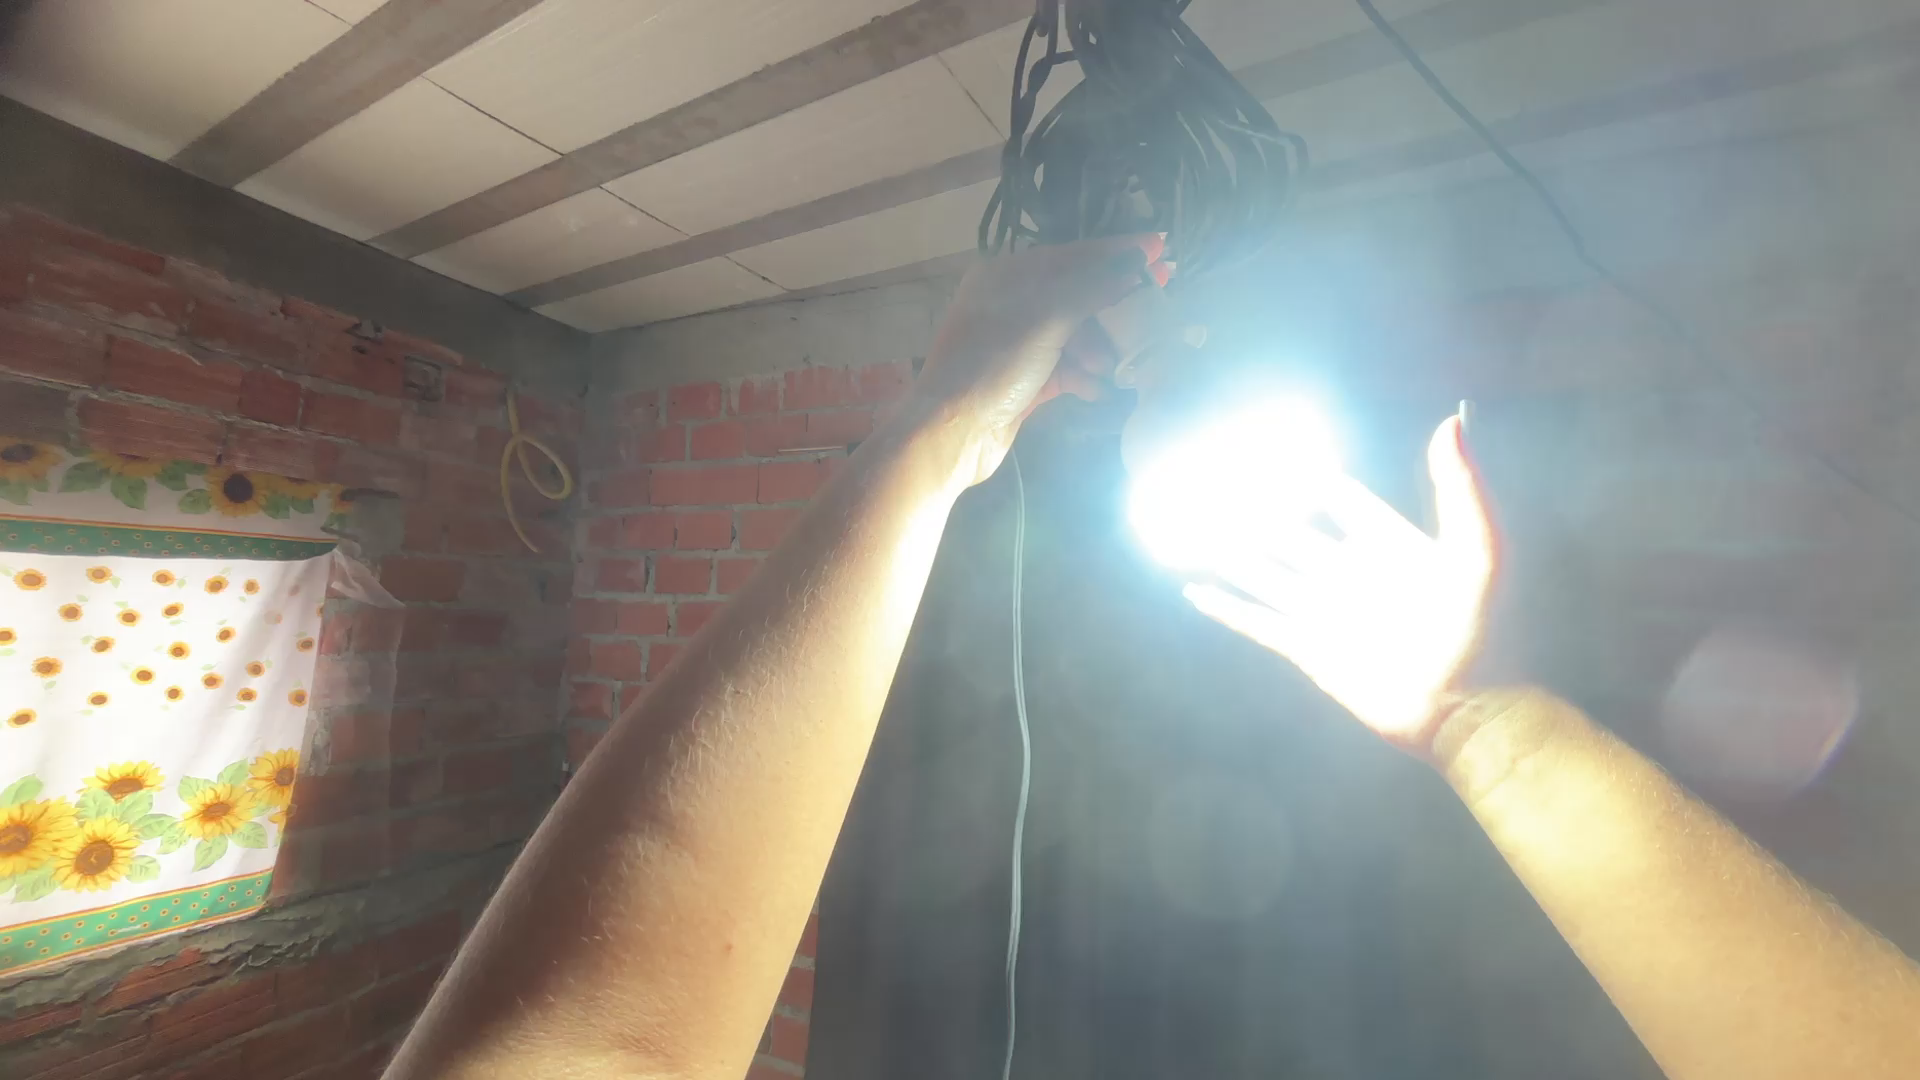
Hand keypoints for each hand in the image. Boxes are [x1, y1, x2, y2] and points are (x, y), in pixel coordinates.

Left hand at [902, 234, 1168, 485]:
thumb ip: (1093, 289)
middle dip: (1113, 307)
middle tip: (1157, 305)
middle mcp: (1011, 306)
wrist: (953, 433)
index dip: (1117, 252)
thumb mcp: (1046, 317)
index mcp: (1006, 277)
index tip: (1161, 249)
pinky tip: (1098, 388)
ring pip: (1074, 336)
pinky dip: (1083, 377)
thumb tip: (1136, 267)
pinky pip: (1065, 369)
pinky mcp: (1024, 382)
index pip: (1072, 255)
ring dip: (1098, 350)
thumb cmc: (993, 365)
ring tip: (1114, 366)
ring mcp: (1017, 347)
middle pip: (1077, 296)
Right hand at [1183, 414, 1497, 756]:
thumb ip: (1459, 487)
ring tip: (1194, 535)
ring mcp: (1324, 612)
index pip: (1346, 503)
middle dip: (1256, 516)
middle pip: (1291, 537)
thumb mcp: (1480, 549)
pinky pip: (1256, 622)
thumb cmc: (1483, 629)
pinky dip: (1224, 609)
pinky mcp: (1306, 648)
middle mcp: (1349, 574)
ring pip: (1265, 576)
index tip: (1282, 461)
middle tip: (1215, 492)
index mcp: (1389, 546)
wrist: (1471, 710)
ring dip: (1231, 557)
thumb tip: (1448, 421)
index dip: (1318, 482)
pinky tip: (1195, 592)